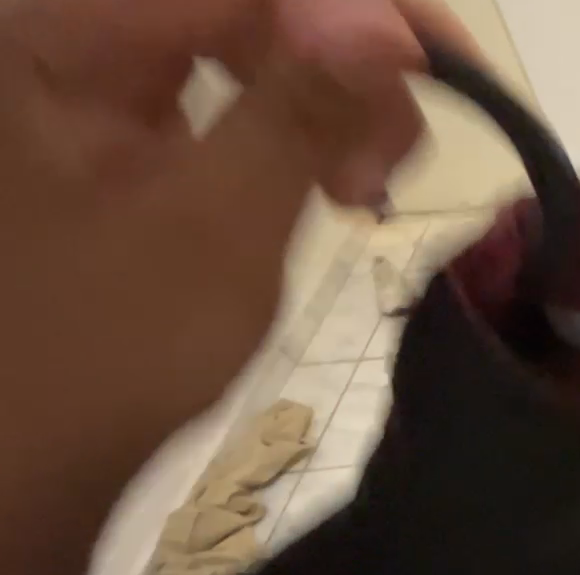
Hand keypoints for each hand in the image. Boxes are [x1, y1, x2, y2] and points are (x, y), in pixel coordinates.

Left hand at [0, 0, 472, 496]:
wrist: (27, 440)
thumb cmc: (103, 348)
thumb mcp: (216, 229)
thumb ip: (296, 116)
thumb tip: (392, 29)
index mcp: (31, 28)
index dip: (353, 8)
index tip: (451, 68)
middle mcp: (48, 25)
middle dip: (345, 56)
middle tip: (389, 161)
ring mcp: (82, 68)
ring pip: (247, 32)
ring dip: (334, 97)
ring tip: (362, 186)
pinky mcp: (121, 114)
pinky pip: (234, 80)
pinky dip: (304, 123)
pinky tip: (333, 180)